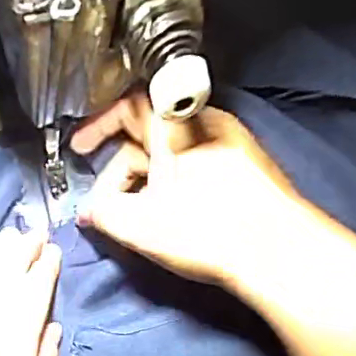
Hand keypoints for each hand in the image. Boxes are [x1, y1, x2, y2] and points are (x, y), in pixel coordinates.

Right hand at [73, 94, 334, 296]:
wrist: (275, 250)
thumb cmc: (208, 230)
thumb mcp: (141, 225)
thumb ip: (105, 214)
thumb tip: (87, 212)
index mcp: (174, 124)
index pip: (127, 106)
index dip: (97, 127)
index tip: (80, 147)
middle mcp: (203, 123)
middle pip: (148, 135)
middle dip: (118, 169)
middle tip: (103, 203)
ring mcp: (229, 143)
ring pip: (172, 155)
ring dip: (144, 181)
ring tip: (134, 217)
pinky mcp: (245, 168)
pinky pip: (195, 166)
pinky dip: (172, 185)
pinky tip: (168, 217)